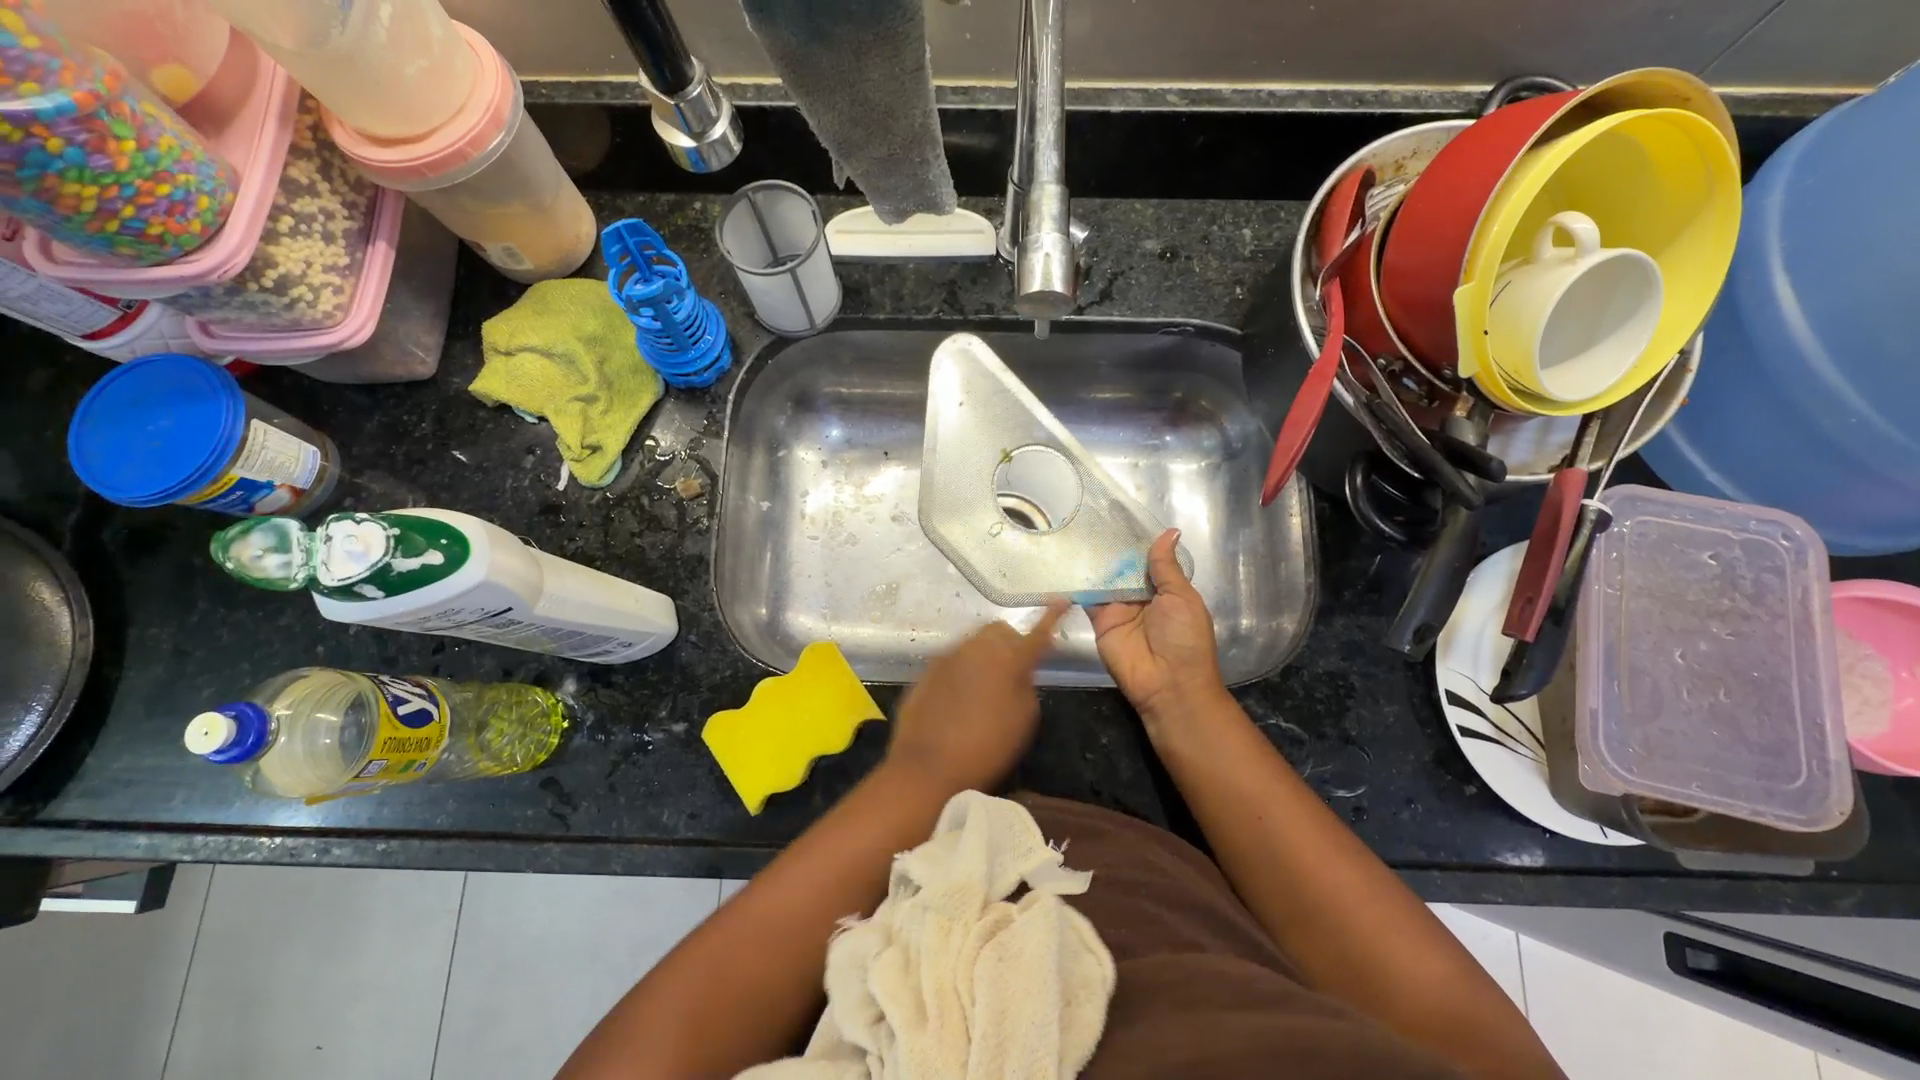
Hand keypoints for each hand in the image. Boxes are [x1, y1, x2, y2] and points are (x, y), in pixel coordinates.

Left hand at [885, 603, 1066, 794]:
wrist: (927, 766)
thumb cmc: (986, 748)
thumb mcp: (1024, 721)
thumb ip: (1027, 687)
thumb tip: (1018, 673)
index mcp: (1009, 659)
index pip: (1038, 633)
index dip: (1052, 617)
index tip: (1062, 600)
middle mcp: (977, 648)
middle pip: (998, 631)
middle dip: (1010, 642)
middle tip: (1014, 670)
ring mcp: (947, 656)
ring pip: (973, 643)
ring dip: (984, 655)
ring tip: (985, 687)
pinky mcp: (926, 671)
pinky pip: (952, 661)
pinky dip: (962, 671)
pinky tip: (959, 698)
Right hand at [1087, 529, 1228, 726]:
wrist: (1168, 684)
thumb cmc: (1185, 639)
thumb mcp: (1182, 597)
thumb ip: (1167, 567)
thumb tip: (1169, 532)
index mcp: (1167, 590)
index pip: (1149, 560)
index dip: (1137, 542)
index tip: (1120, 516)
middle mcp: (1142, 597)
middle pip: (1124, 568)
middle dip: (1112, 548)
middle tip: (1092, 517)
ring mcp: (1119, 609)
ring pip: (1105, 580)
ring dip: (1094, 562)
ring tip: (1076, 530)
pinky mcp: (1100, 621)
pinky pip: (1088, 599)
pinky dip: (1079, 583)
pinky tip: (1067, 561)